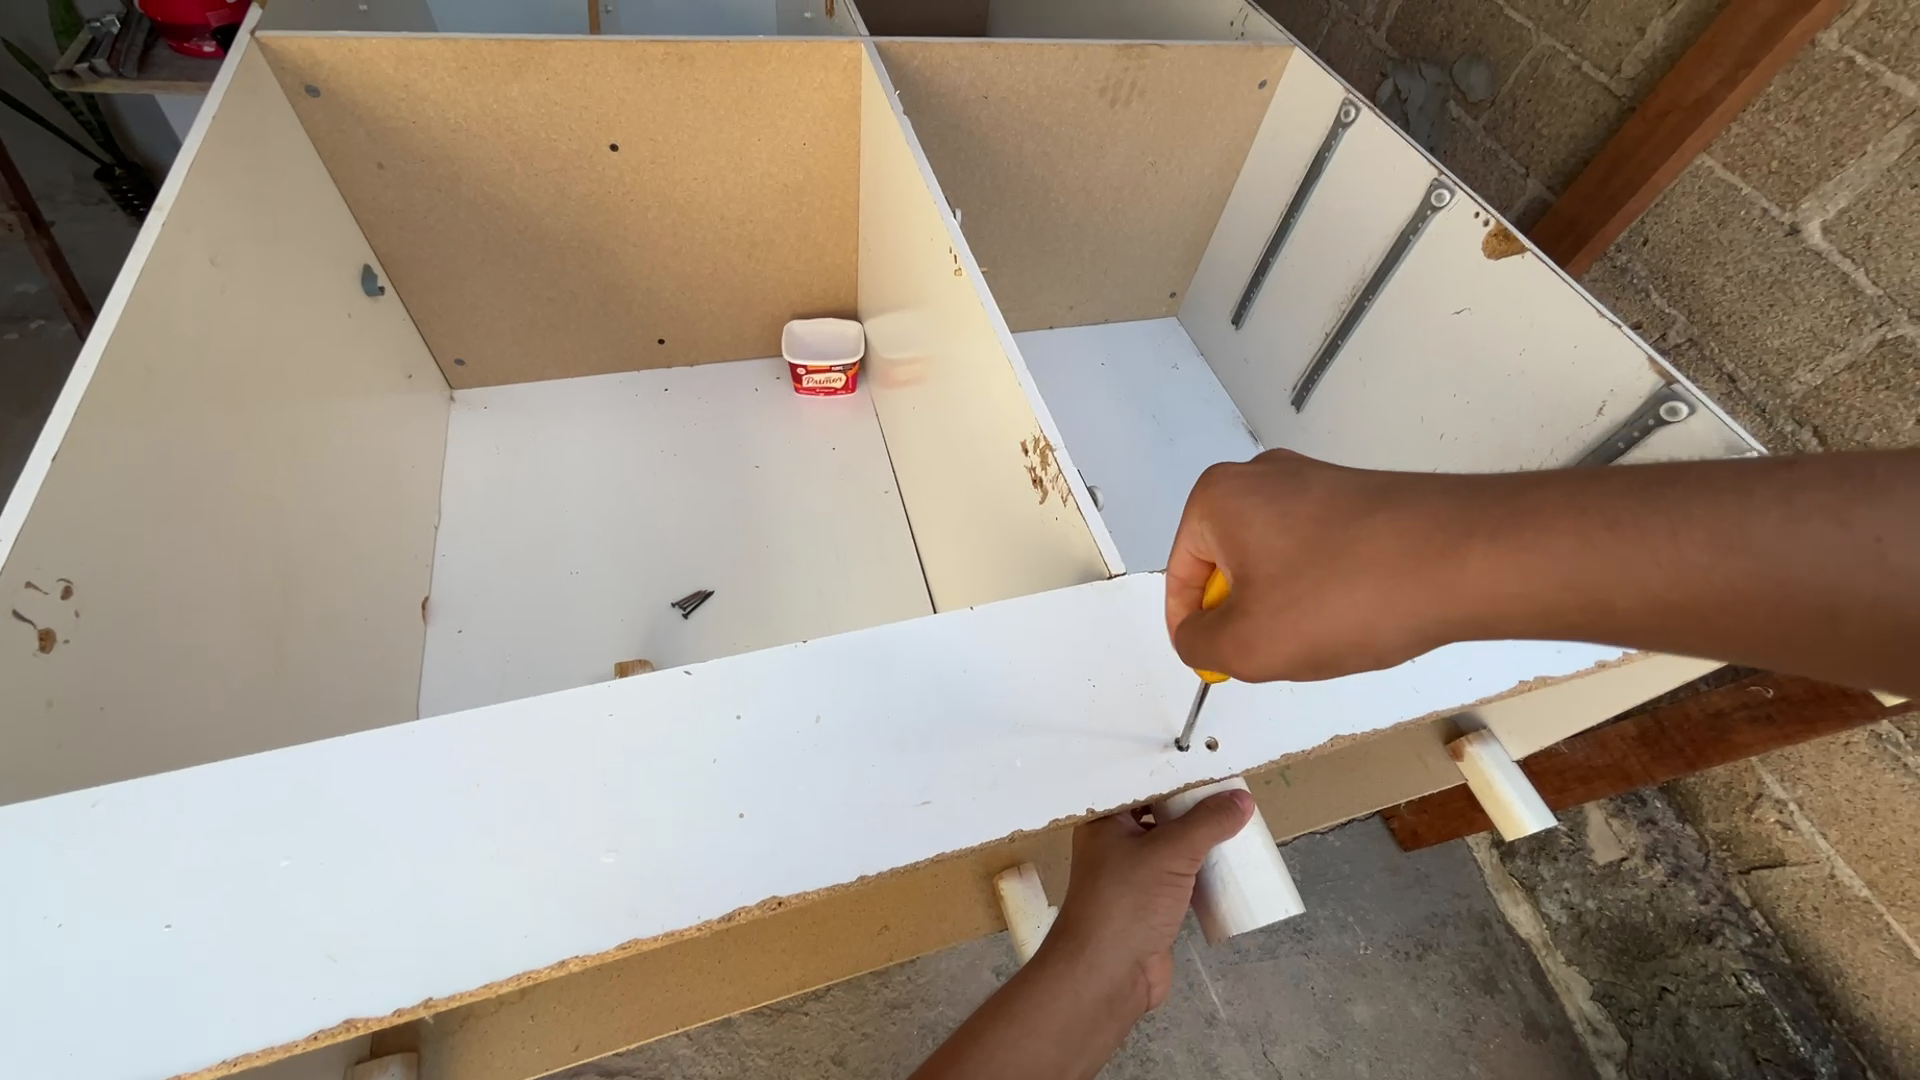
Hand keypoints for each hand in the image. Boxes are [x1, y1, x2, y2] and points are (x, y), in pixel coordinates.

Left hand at [1034, 789, 1254, 1014]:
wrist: (1108, 972)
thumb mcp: (1170, 852)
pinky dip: (1198, 870)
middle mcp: (1114, 841)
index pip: (1140, 784)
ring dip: (1197, 840)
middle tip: (1228, 793)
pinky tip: (1225, 864)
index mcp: (1106, 819)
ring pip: (1169, 846)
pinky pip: (1178, 876)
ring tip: (1233, 822)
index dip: (1173, 775)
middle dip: (1191, 808)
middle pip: (1157, 814)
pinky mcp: (1149, 902)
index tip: (1208, 765)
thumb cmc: (1127, 900)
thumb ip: (1207, 823)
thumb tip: (1242, 798)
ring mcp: (1131, 874)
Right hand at [1165, 449, 1475, 682]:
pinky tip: (1355, 612)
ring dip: (1284, 605)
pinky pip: (1315, 551)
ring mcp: (1315, 481)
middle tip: (1276, 650)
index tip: (1220, 662)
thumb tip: (1195, 636)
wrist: (1470, 559)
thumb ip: (1196, 645)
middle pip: (1225, 566)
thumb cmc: (1346, 596)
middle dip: (1244, 615)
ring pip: (1271, 562)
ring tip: (1324, 632)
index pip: (1180, 576)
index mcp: (1218, 497)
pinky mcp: (1359, 496)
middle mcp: (1261, 477)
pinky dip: (1323, 588)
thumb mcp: (1246, 645)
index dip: (1193, 629)